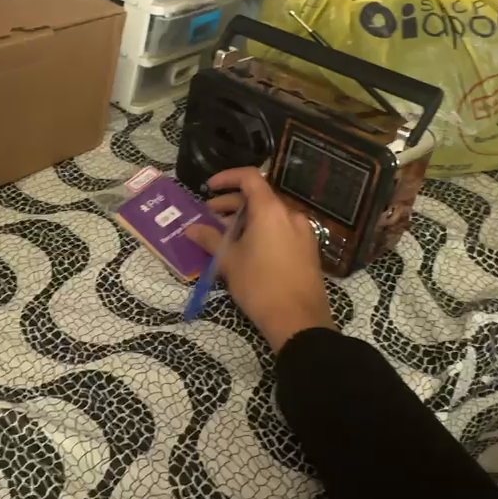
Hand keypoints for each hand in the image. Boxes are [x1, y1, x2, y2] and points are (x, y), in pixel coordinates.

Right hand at [184, 167, 331, 351]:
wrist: (299, 321)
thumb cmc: (259, 285)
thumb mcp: (229, 260)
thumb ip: (209, 239)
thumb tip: (190, 229)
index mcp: (270, 210)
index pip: (249, 177)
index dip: (227, 177)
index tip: (208, 188)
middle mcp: (290, 215)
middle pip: (258, 197)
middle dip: (231, 204)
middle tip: (209, 216)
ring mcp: (303, 232)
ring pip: (270, 215)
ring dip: (246, 219)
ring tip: (225, 235)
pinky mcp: (307, 250)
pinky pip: (281, 230)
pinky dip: (261, 231)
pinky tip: (247, 249)